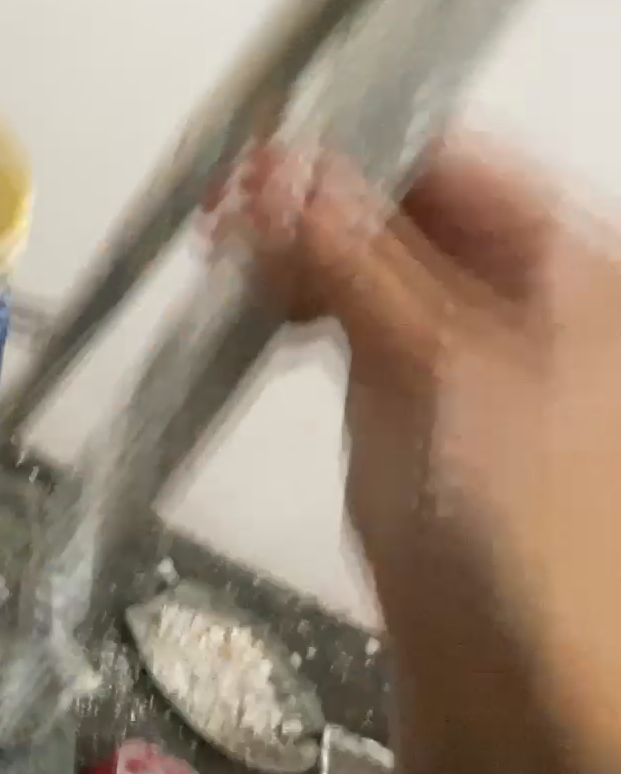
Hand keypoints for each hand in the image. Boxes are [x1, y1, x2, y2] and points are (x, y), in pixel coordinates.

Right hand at [243, 136, 620, 773]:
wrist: (491, 623)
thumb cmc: (492, 496)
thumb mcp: (424, 357)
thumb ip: (349, 262)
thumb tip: (270, 179)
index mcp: (554, 260)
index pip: (446, 158)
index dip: (346, 149)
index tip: (249, 157)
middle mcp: (507, 285)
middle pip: (396, 206)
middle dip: (305, 206)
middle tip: (219, 220)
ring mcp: (449, 332)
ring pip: (359, 258)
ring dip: (292, 254)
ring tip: (228, 264)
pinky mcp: (398, 377)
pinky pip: (342, 309)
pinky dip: (295, 300)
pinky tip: (261, 310)